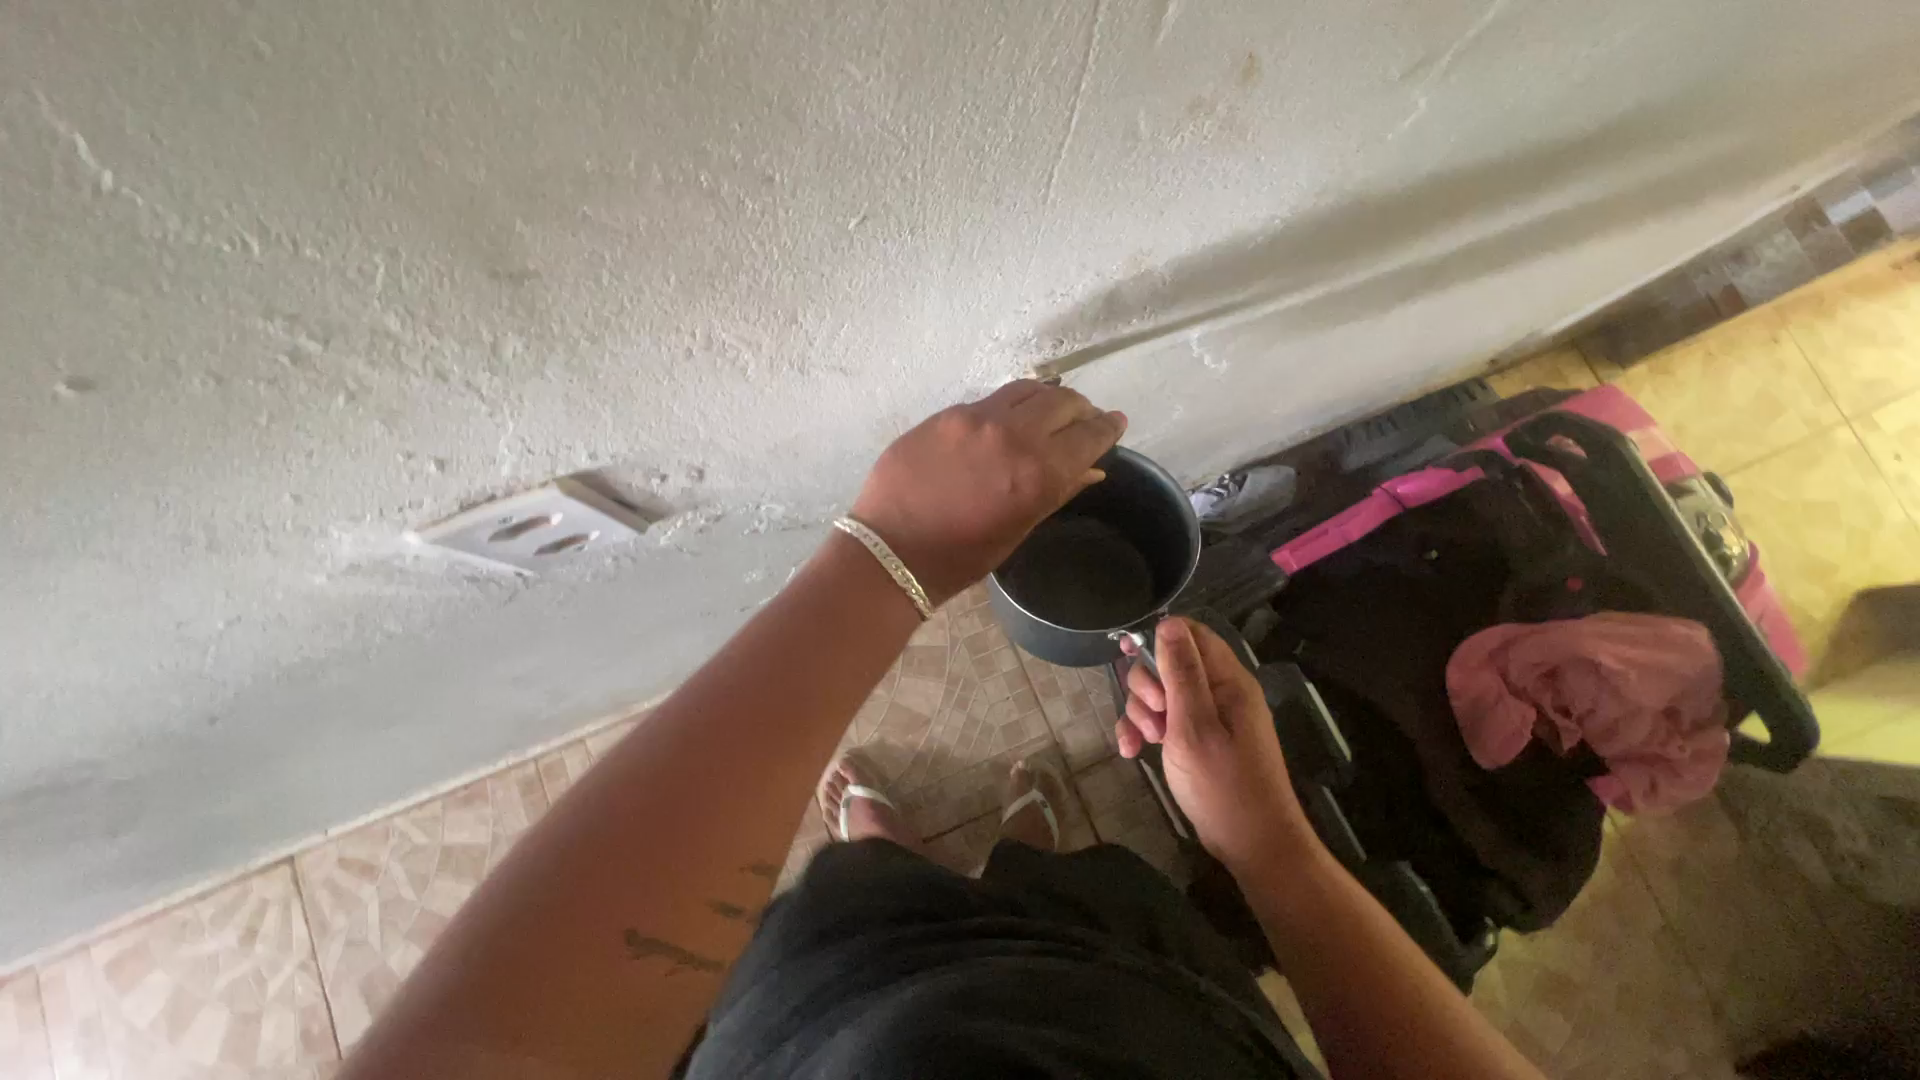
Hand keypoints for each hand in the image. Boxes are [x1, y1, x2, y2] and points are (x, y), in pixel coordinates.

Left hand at [850, 380, 1126, 606]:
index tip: (1115, 423)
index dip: (1107, 428)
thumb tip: (1091, 469)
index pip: (1088, 436)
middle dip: (1080, 409)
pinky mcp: (945, 415)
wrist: (891, 550)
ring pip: (1026, 390)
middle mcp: (1011, 435)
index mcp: (1037, 473)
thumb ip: (1057, 492)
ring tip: (1051, 410)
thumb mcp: (1018, 529)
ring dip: (1047, 397)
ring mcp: (974, 419)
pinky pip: (989, 400)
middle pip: (1061, 402)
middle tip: (1084, 419)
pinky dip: (1009, 405)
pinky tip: (1007, 420)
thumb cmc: (960, 556)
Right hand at [1119, 618, 1321, 877]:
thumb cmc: (1224, 785)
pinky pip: (1163, 720)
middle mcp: (1220, 692)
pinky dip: (1144, 731)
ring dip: (1141, 712)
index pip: (1191, 633)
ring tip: (1144, 741)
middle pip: (1169, 663)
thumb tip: (1168, 623)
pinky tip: (1133, 752)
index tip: (1136, 662)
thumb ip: (1181, 672)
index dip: (1159, 641)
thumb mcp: (1194, 725)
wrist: (1251, 844)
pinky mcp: (1198, 739)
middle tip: (1154, 716)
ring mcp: (1208, 717)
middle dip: (1146, 686)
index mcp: (1228, 680)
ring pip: (1160, 693)